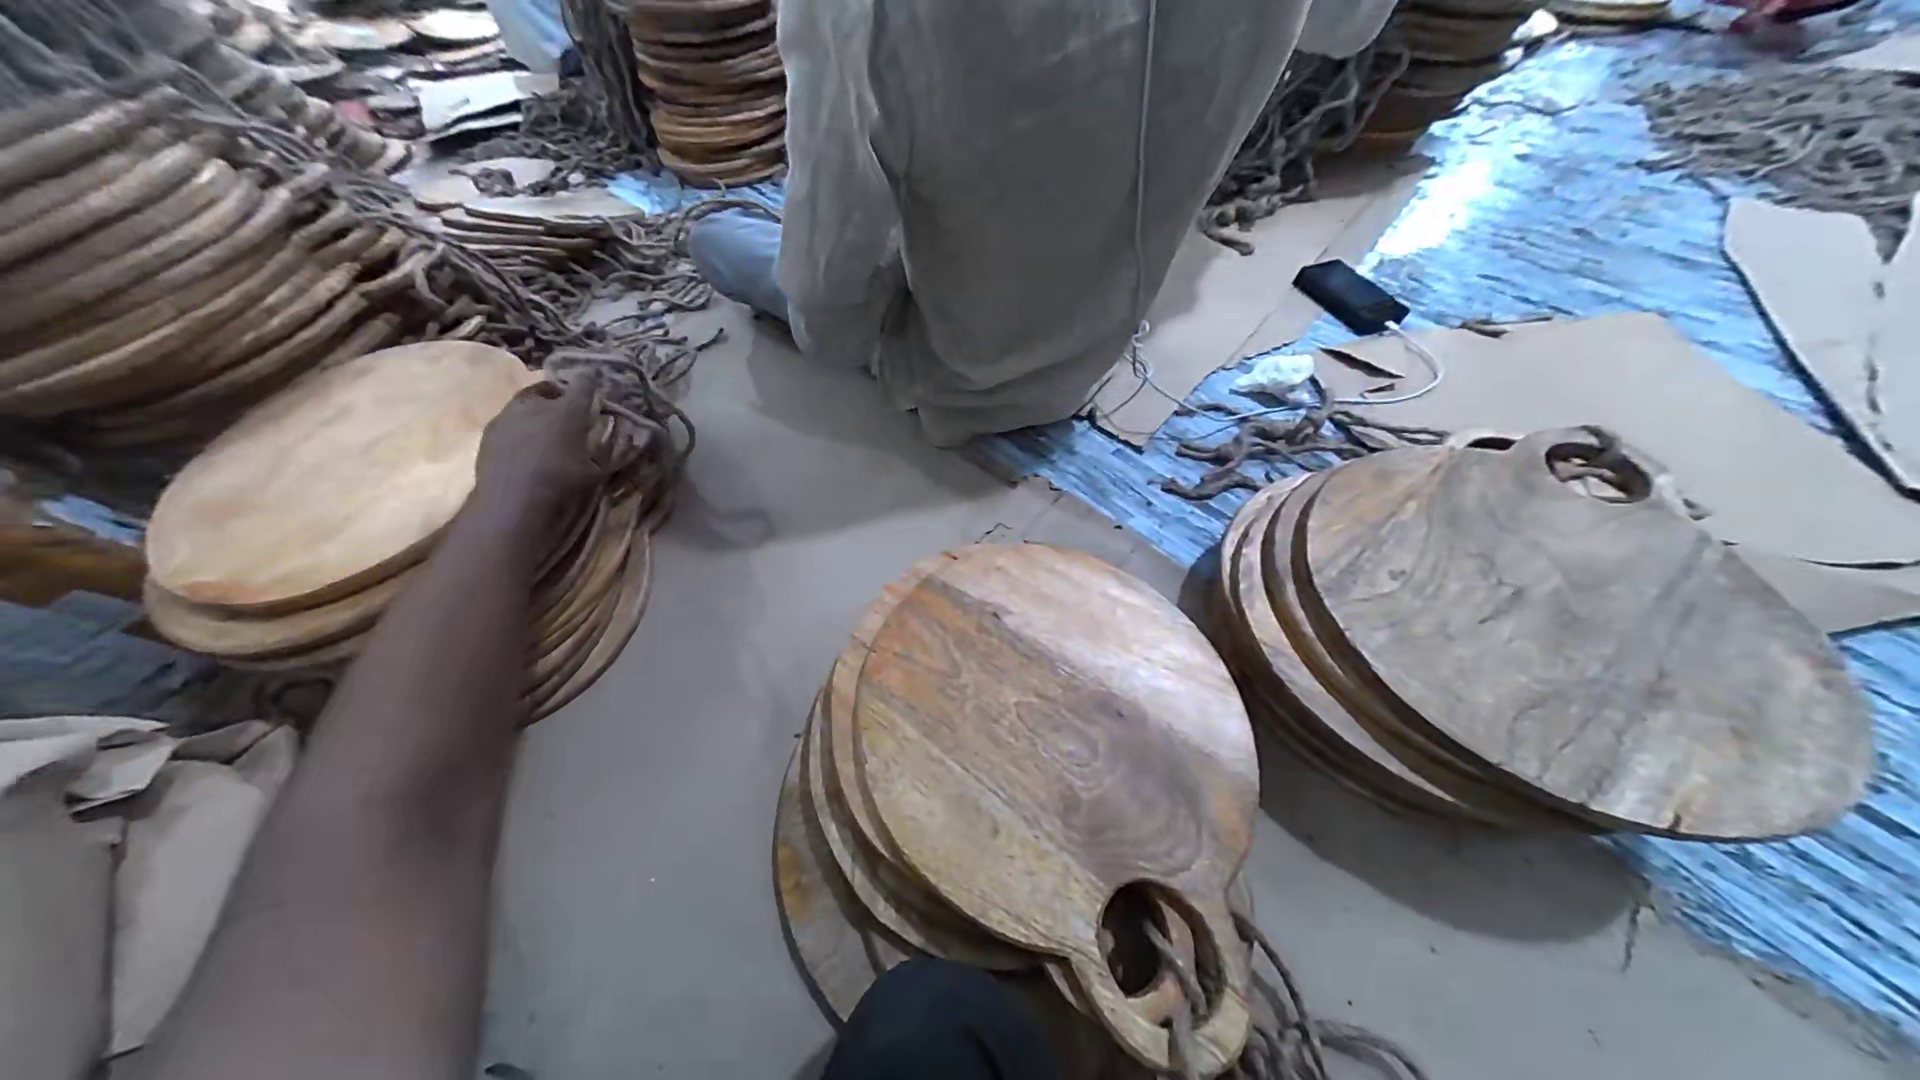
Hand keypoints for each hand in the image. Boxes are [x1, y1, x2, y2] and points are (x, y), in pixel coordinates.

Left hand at [473, 375, 603, 519]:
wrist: (513, 497)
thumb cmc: (562, 482)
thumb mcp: (594, 471)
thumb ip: (600, 453)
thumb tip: (606, 447)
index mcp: (569, 411)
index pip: (583, 384)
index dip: (589, 381)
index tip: (593, 383)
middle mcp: (538, 405)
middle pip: (548, 387)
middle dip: (557, 393)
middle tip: (565, 407)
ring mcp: (509, 414)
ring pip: (525, 401)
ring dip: (536, 408)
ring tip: (542, 426)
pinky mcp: (490, 429)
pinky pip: (509, 419)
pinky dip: (519, 426)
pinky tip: (523, 444)